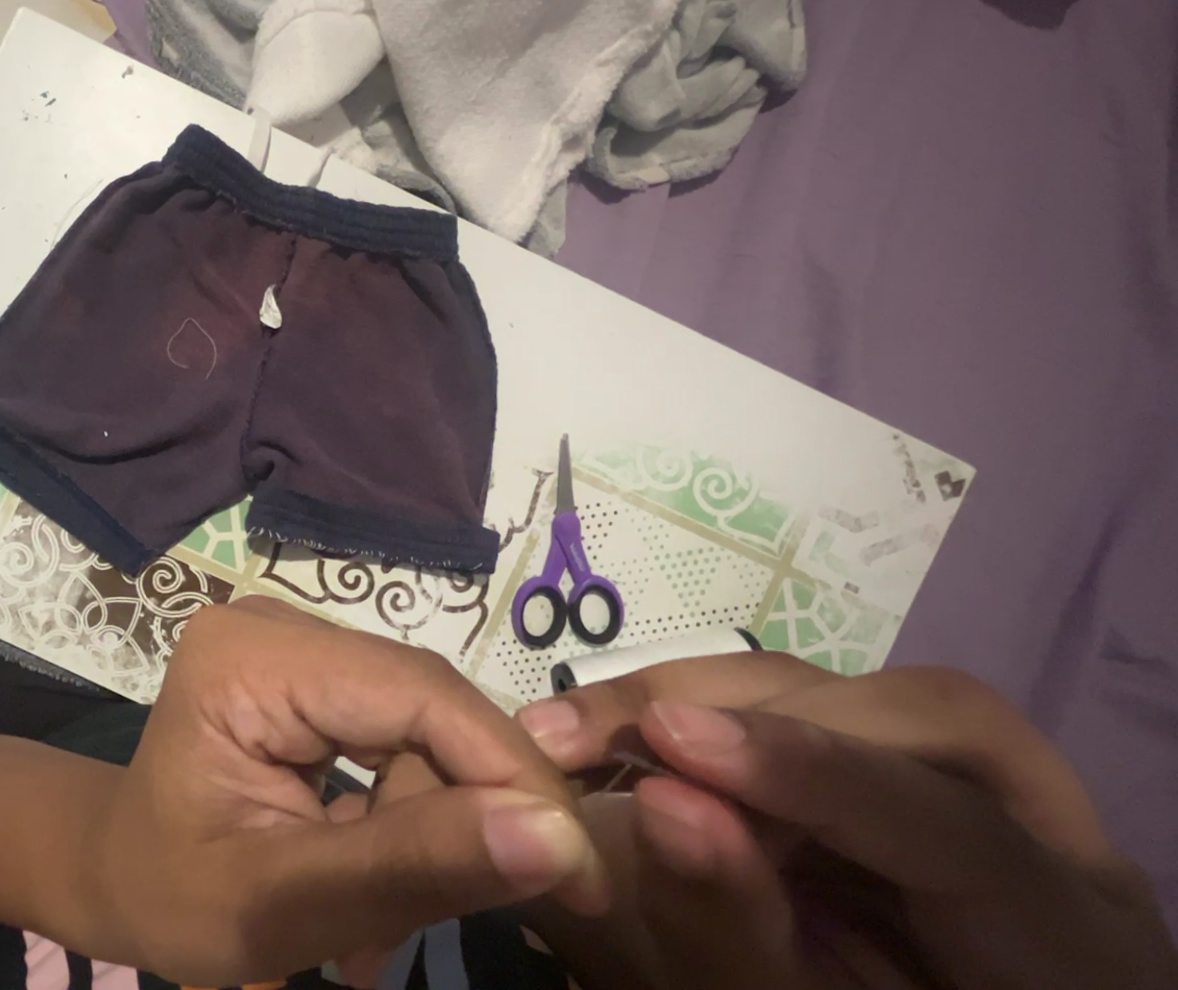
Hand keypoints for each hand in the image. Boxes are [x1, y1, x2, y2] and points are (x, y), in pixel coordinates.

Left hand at [83, 597, 609, 985]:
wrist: (120, 869)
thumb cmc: (170, 892)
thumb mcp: (281, 904)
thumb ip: (409, 868)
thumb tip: (556, 837)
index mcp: (249, 659)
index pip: (414, 693)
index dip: (508, 774)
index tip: (580, 872)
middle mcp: (279, 626)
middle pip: (425, 707)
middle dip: (462, 816)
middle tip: (456, 920)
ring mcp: (298, 643)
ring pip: (423, 727)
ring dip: (427, 830)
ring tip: (375, 929)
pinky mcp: (315, 674)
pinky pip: (399, 735)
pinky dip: (405, 814)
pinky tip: (371, 882)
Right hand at [512, 657, 1177, 988]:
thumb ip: (734, 928)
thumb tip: (659, 800)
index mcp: (1062, 944)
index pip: (957, 830)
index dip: (810, 771)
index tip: (666, 739)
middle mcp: (1030, 831)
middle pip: (908, 714)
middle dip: (734, 711)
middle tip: (587, 734)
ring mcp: (944, 777)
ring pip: (833, 688)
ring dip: (690, 695)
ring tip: (572, 733)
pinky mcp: (863, 752)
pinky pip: (776, 703)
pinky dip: (681, 708)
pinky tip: (609, 733)